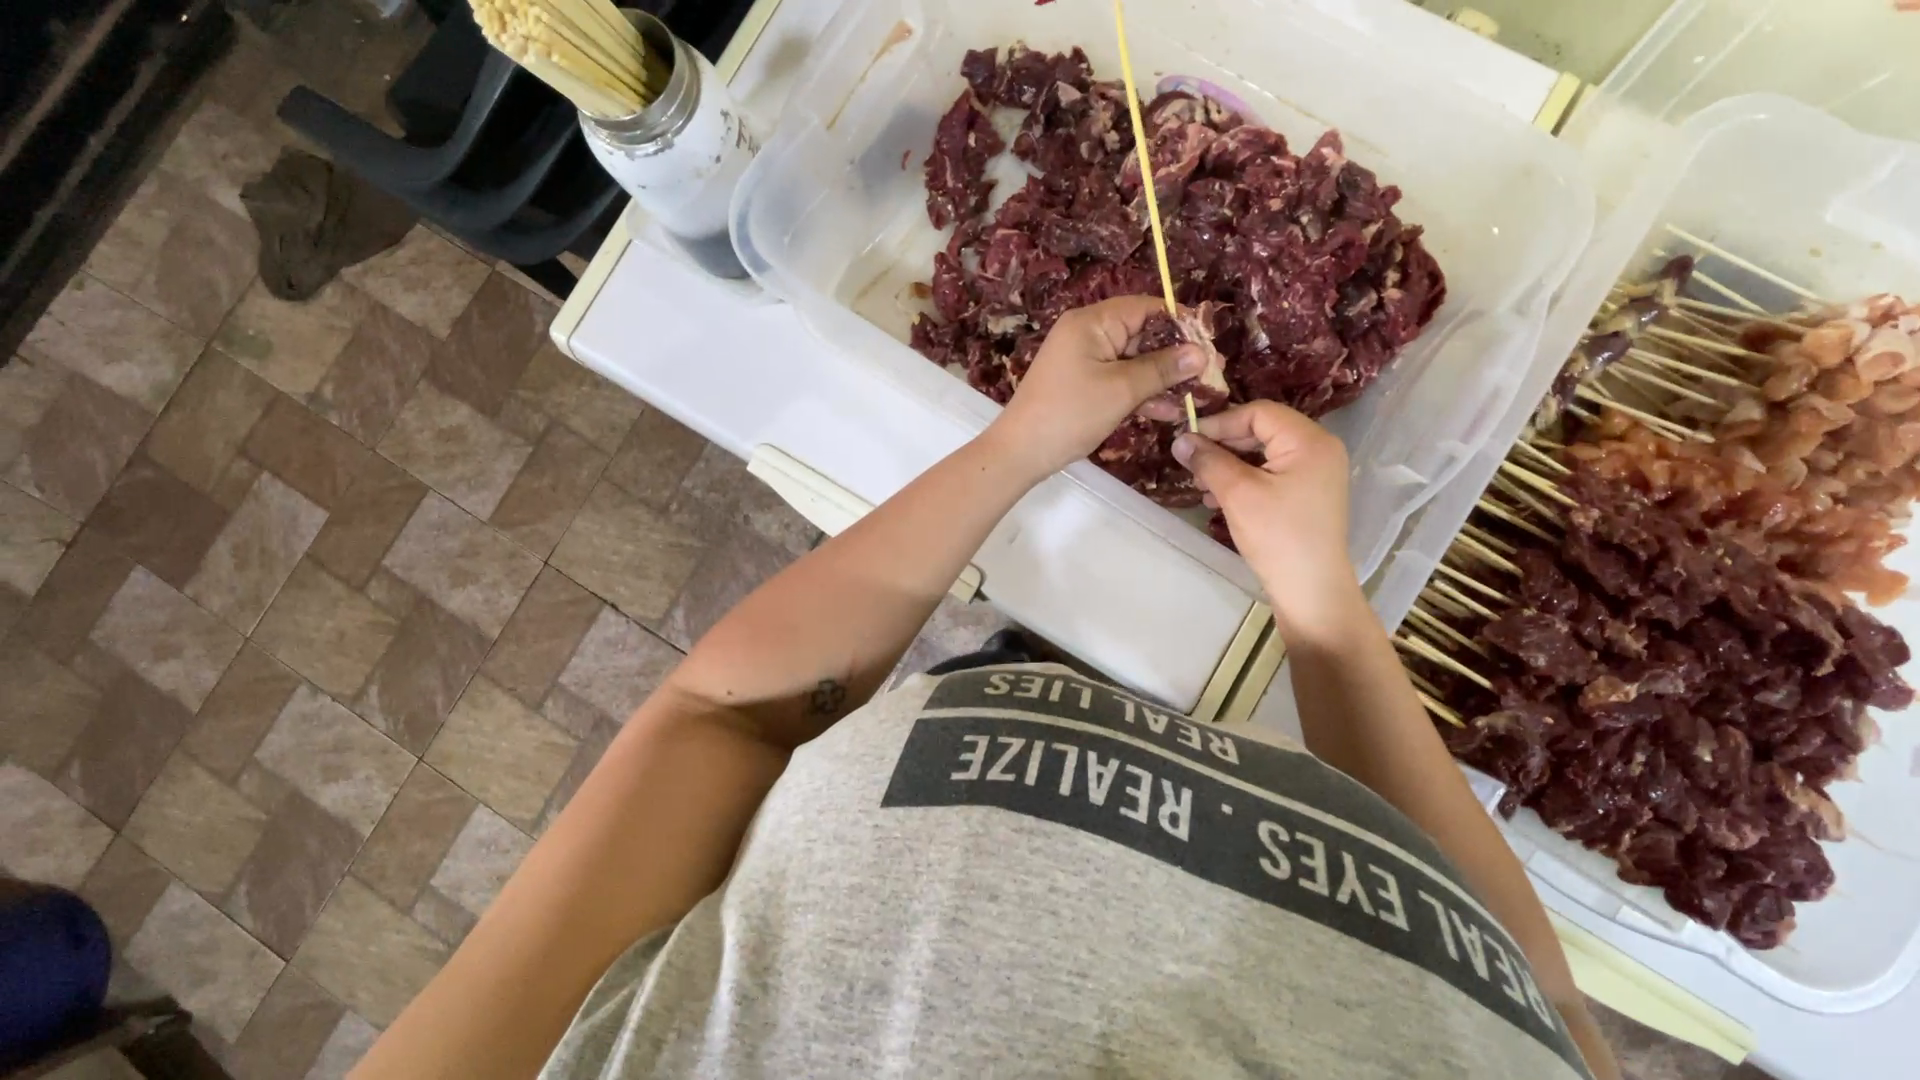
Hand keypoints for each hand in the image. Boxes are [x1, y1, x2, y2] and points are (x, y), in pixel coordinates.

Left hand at [987, 296, 1204, 479]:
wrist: (1021, 452)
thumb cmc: (1070, 414)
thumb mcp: (1122, 390)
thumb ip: (1162, 368)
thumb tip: (1200, 352)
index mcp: (1092, 322)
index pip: (1146, 308)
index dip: (1180, 323)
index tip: (1210, 343)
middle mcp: (1087, 333)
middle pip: (1142, 334)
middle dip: (1175, 355)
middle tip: (1211, 374)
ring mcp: (1084, 360)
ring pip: (1133, 361)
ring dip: (1162, 379)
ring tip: (1198, 395)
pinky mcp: (1083, 384)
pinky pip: (1119, 380)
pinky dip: (1141, 393)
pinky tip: (1169, 411)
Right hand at [1172, 402, 1365, 644]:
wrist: (1311, 589)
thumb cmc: (1278, 536)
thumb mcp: (1237, 494)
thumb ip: (1208, 461)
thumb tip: (1180, 440)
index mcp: (1309, 441)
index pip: (1258, 413)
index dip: (1220, 423)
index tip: (1187, 441)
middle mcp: (1318, 450)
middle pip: (1262, 431)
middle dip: (1223, 445)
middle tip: (1191, 463)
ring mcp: (1316, 474)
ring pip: (1263, 454)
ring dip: (1228, 465)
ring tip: (1201, 485)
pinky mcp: (1307, 495)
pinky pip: (1271, 474)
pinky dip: (1243, 480)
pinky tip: (1218, 498)